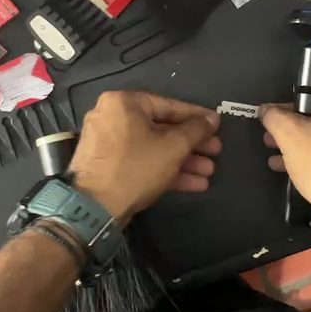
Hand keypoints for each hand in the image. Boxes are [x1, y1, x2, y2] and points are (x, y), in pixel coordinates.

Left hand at [65, 91, 221, 220]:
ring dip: (183, 161)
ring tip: (208, 173)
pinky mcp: (108, 165)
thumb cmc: (135, 167)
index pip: (170, 106)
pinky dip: (164, 169)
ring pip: (153, 147)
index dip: (197, 117)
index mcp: (124, 103)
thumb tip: (212, 119)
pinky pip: (141, 160)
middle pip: (162, 128)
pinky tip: (193, 184)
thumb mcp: (173, 147)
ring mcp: (108, 143)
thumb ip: (196, 130)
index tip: (217, 126)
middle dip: (192, 145)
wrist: (93, 208)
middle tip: (215, 152)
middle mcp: (112, 116)